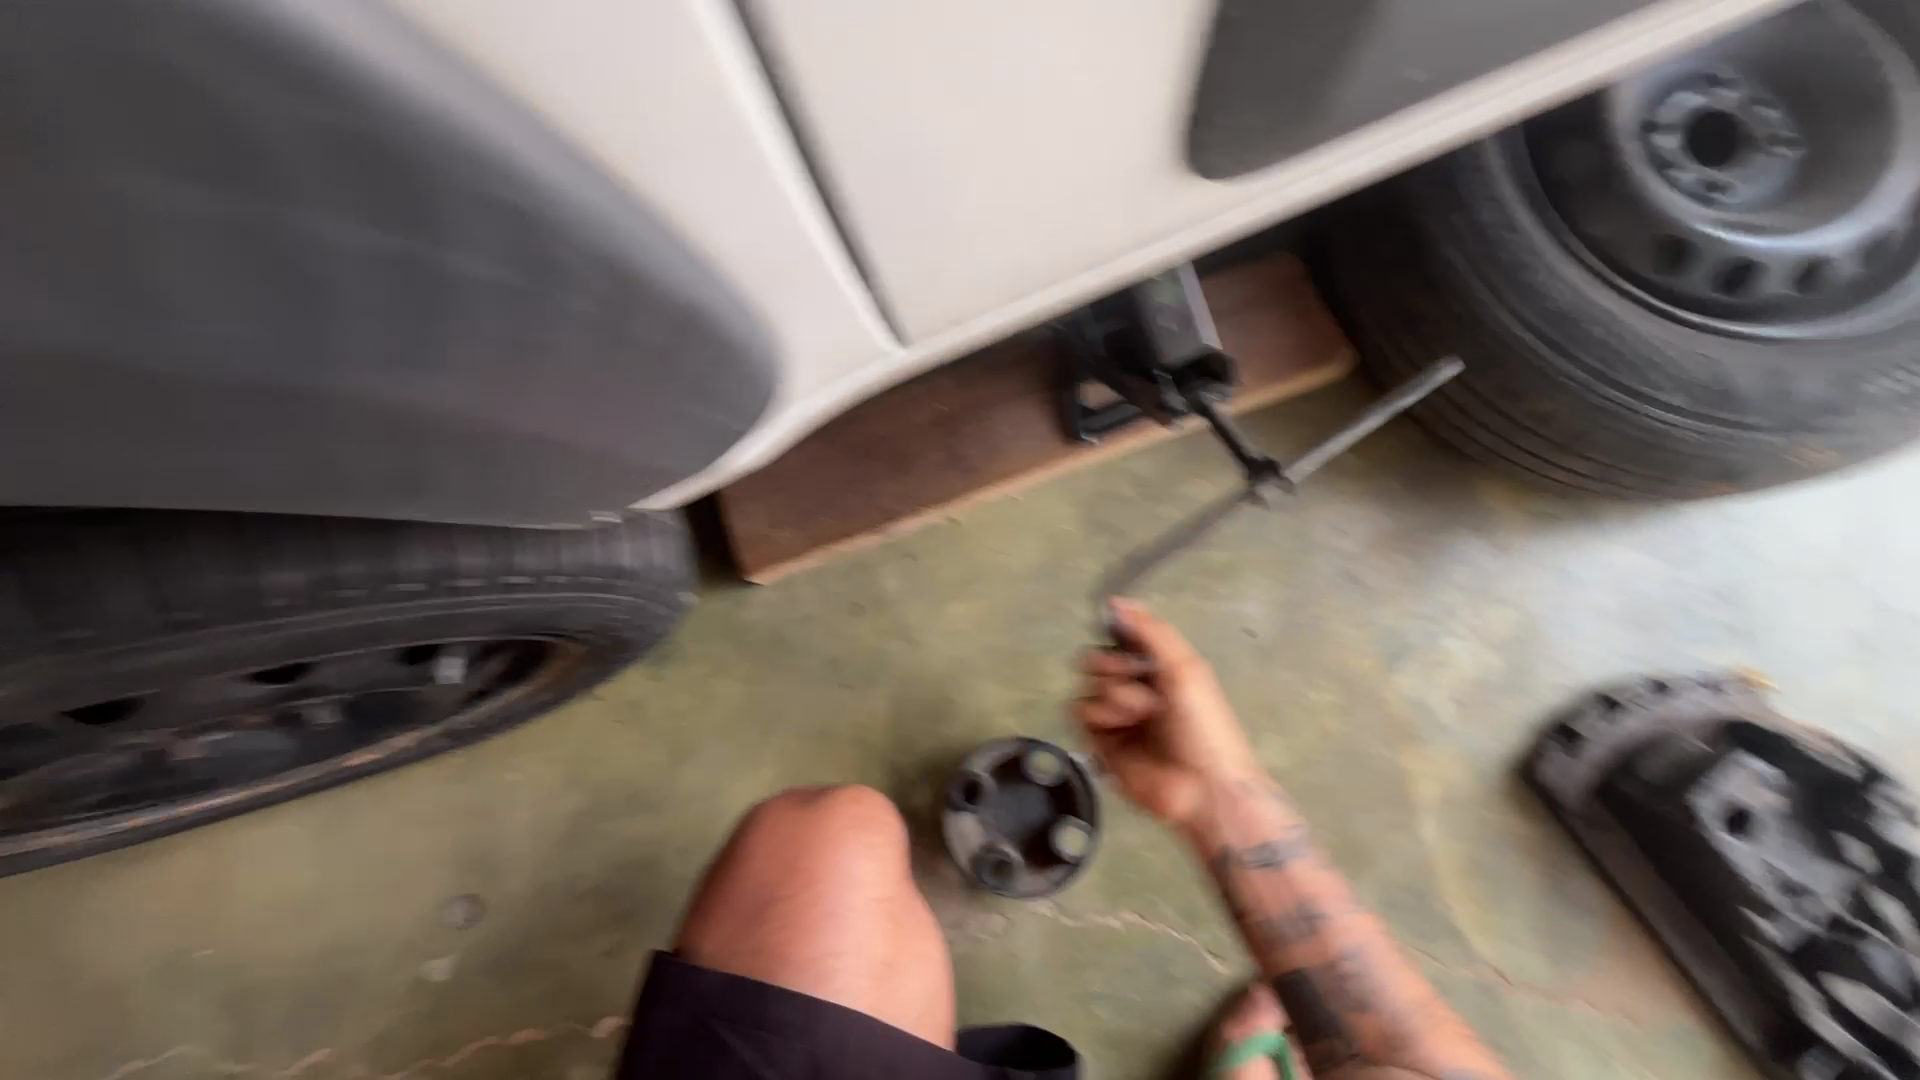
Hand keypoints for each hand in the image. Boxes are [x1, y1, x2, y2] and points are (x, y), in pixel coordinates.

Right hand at [1073, 599, 1262, 831]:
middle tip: (1139, 684)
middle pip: (1095, 659)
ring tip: (1140, 715)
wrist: (1202, 787)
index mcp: (1156, 669)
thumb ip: (1151, 630)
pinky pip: (1079, 712)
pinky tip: (1120, 726)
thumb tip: (1116, 600)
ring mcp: (1116, 715)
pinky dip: (1098, 715)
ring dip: (1113, 695)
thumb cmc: (1203, 726)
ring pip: (1086, 684)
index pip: (1119, 639)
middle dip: (1113, 668)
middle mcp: (1133, 688)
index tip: (1127, 644)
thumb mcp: (1186, 668)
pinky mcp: (1100, 741)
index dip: (1117, 638)